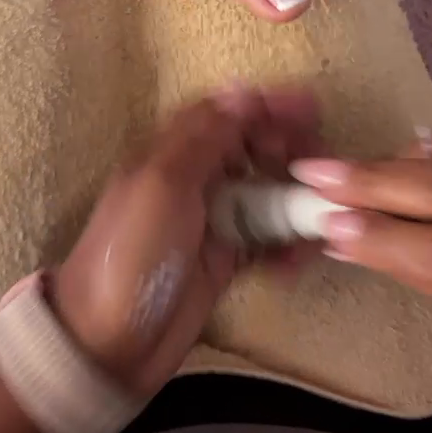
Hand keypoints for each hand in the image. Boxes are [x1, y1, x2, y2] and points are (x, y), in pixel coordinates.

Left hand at [52, 89, 320, 395]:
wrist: (107, 343)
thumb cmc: (133, 254)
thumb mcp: (163, 185)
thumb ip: (203, 138)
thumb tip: (242, 89)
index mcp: (169, 153)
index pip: (223, 114)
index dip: (265, 106)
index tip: (311, 108)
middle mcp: (191, 180)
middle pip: (249, 148)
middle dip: (289, 151)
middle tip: (324, 169)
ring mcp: (209, 221)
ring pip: (264, 193)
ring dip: (295, 200)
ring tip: (323, 217)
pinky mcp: (224, 260)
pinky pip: (266, 239)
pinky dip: (287, 243)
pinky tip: (301, 258)